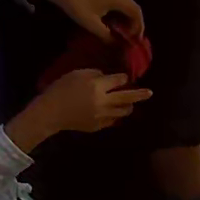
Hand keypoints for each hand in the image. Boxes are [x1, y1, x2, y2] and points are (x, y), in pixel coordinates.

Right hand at [6, 69, 152, 150]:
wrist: (50, 113)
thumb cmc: (60, 90)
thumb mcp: (76, 74)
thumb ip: (94, 74)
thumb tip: (106, 78)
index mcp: (97, 86)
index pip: (119, 80)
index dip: (122, 78)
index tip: (123, 77)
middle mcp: (103, 101)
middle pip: (127, 97)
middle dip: (140, 94)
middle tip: (150, 93)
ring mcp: (101, 116)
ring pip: (122, 112)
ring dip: (128, 107)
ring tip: (130, 105)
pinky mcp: (97, 126)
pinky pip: (112, 121)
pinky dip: (114, 116)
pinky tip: (112, 114)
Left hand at [29, 0, 144, 41]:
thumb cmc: (75, 4)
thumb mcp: (90, 23)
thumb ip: (106, 35)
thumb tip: (117, 45)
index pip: (137, 13)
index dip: (139, 28)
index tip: (135, 41)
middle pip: (133, 8)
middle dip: (134, 25)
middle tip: (130, 40)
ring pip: (125, 6)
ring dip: (125, 20)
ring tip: (121, 34)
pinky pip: (117, 3)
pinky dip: (118, 14)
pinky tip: (111, 24)